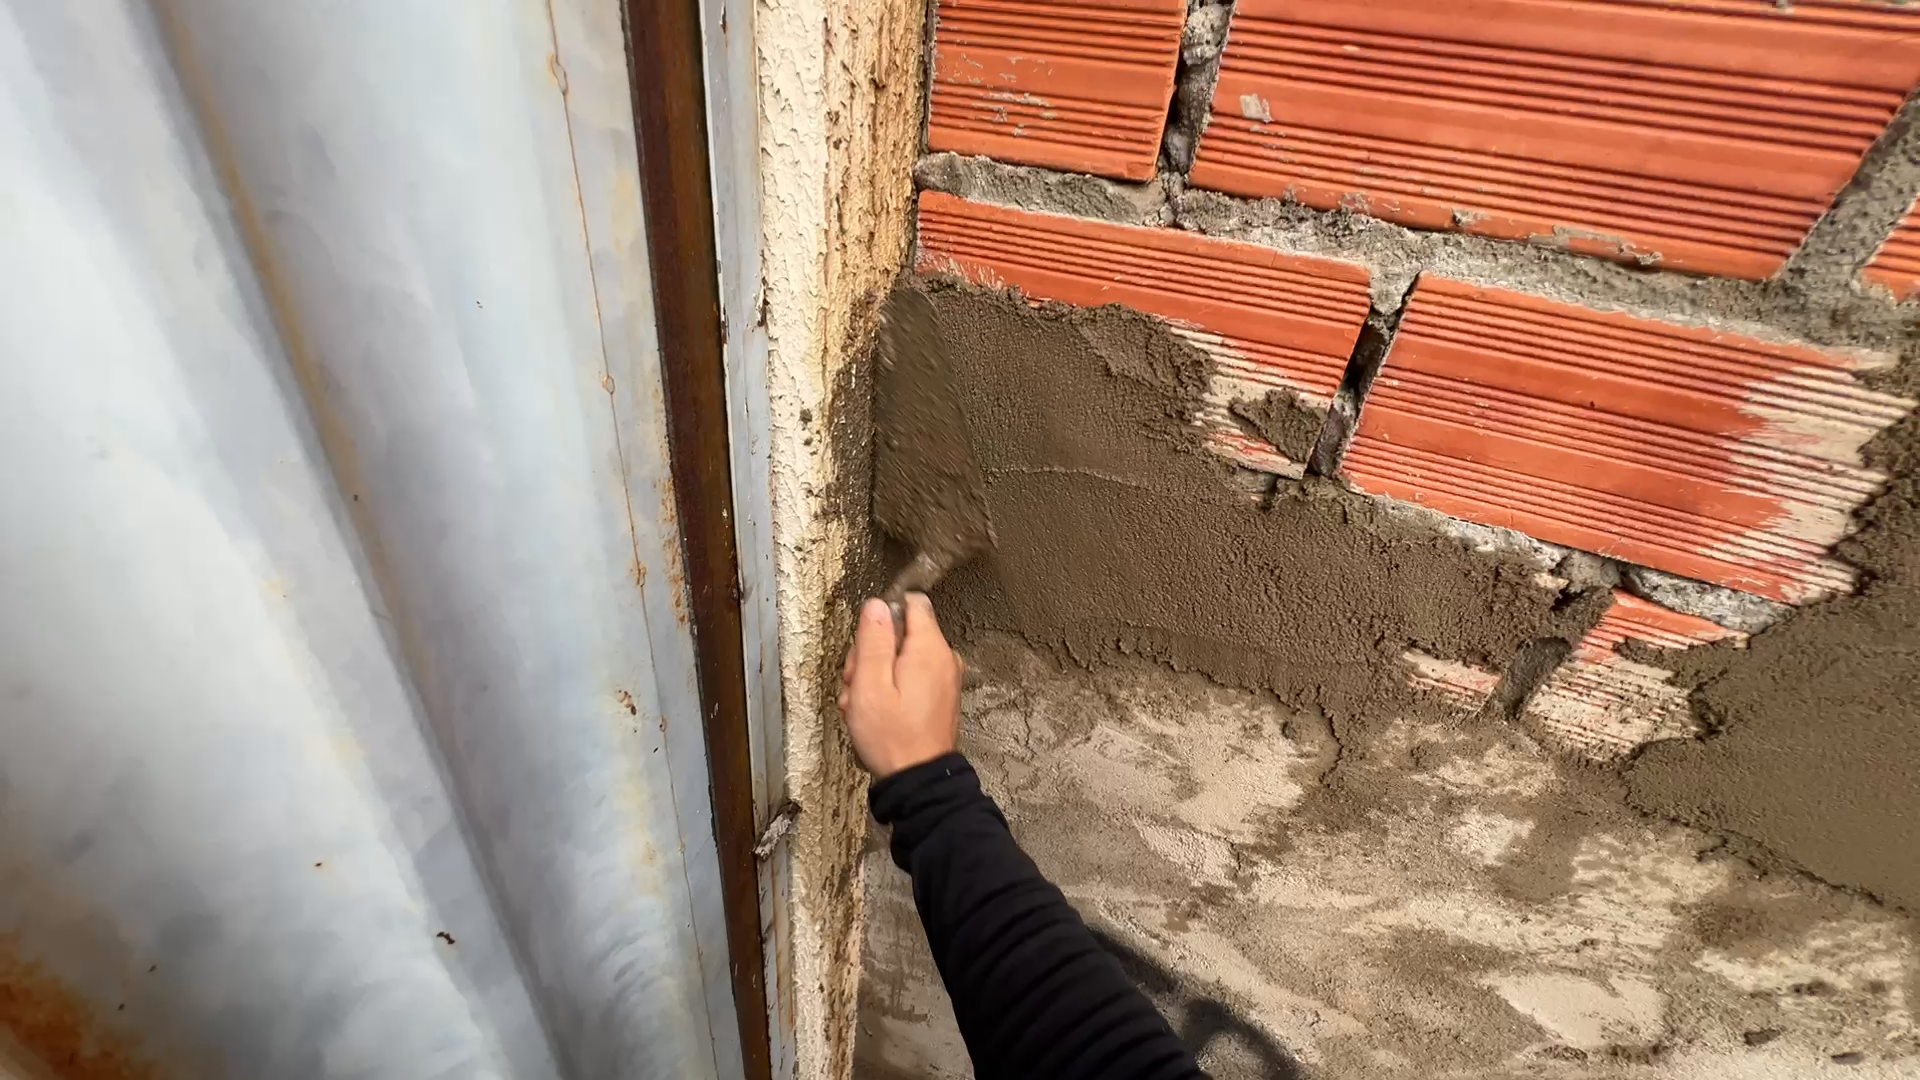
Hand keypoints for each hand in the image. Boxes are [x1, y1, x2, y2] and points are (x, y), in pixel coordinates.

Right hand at [838, 592, 962, 777]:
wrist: (918, 780)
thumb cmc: (893, 737)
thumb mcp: (870, 685)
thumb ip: (873, 640)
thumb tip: (877, 605)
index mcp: (929, 648)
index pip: (912, 603)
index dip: (883, 615)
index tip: (867, 641)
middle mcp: (944, 657)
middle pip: (902, 632)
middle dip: (873, 652)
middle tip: (858, 682)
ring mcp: (944, 677)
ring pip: (902, 656)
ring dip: (877, 674)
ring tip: (863, 703)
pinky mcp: (940, 694)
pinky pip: (911, 677)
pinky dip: (891, 688)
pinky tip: (877, 711)